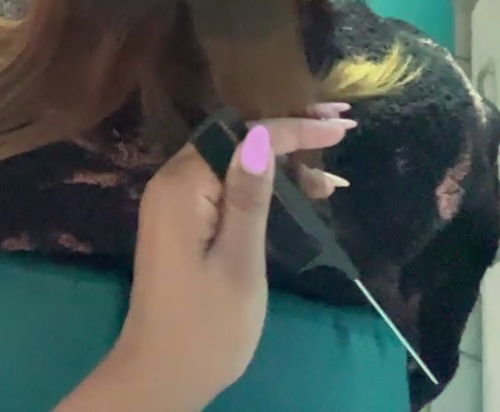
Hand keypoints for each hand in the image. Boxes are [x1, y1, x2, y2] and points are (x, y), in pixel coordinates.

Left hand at [59, 111, 355, 410]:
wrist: (161, 373)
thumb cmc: (207, 325)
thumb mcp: (239, 262)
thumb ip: (249, 197)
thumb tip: (260, 136)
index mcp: (181, 185)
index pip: (240, 136)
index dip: (290, 129)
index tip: (338, 126)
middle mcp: (170, 181)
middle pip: (233, 141)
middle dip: (287, 137)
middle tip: (338, 133)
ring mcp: (172, 200)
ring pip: (230, 163)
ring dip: (278, 165)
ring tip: (331, 177)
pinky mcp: (179, 220)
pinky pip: (221, 185)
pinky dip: (258, 187)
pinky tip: (297, 196)